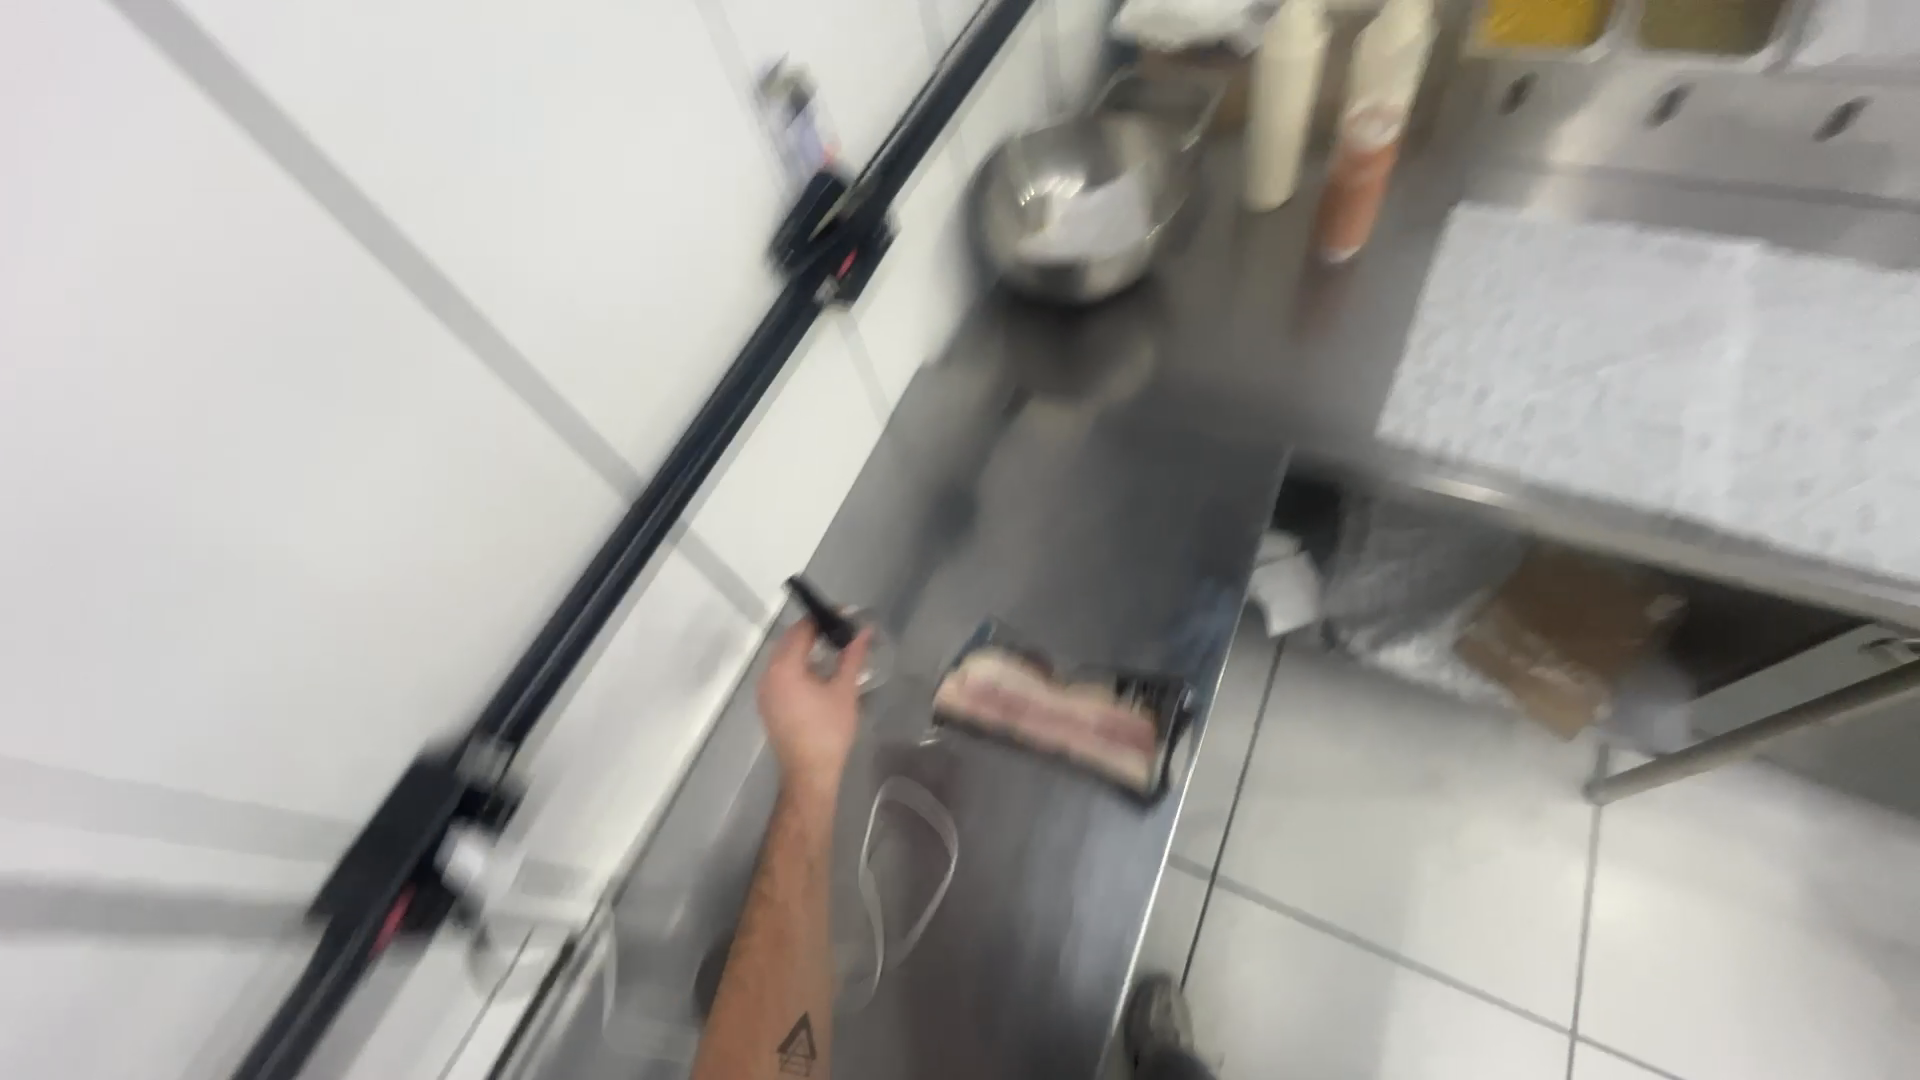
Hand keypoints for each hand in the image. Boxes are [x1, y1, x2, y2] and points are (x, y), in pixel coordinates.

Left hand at [757, 620, 870, 798]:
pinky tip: (817, 671)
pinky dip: (797, 665)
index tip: (846, 615)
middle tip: (842, 628)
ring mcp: (764, 691)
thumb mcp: (844, 690)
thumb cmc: (829, 730)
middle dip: (814, 631)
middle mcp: (768, 674)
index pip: (802, 629)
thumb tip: (864, 630)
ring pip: (783, 657)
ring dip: (805, 647)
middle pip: (790, 641)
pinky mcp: (768, 704)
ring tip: (833, 646)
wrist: (809, 773)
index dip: (823, 618)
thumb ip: (852, 656)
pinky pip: (780, 673)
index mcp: (784, 667)